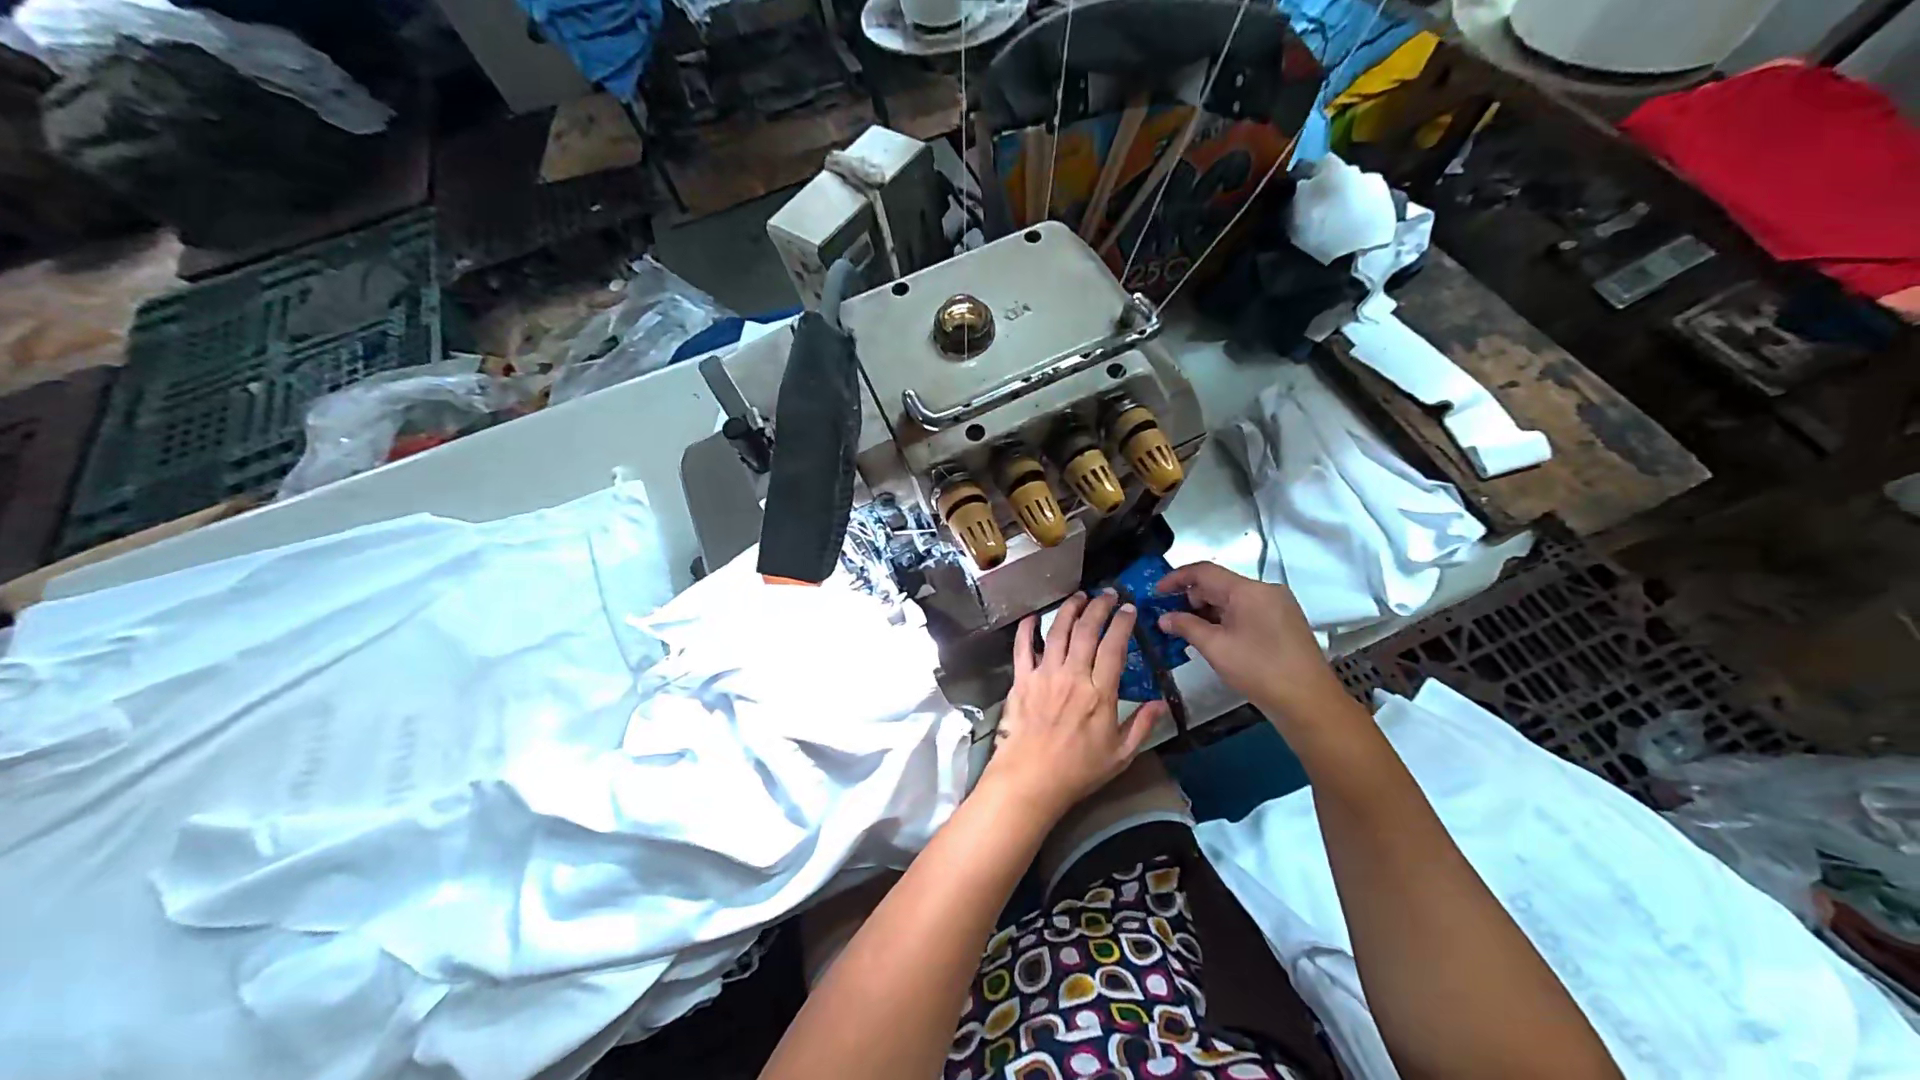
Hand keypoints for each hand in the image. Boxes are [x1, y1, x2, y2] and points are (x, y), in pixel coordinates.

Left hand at [982, 592, 1165, 823]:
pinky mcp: (1022, 680)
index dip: (1123, 623)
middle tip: (1107, 595)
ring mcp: (1044, 675)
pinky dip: (1028, 629)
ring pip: (1057, 631)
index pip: (1114, 646)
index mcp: (1100, 692)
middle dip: (1099, 607)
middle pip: (1086, 630)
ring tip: (1079, 597)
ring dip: (1069, 610)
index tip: (1129, 609)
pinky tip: (1033, 617)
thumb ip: (1142, 725)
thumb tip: (1161, 703)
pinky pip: (1023, 647)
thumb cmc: (1078, 770)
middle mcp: (1072, 676)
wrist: (1030, 779)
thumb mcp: (1120, 754)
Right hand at [1156, 562, 1348, 724]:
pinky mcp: (1284, 622)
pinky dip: (1226, 619)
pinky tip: (1214, 637)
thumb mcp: (1215, 648)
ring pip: (1233, 599)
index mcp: (1248, 590)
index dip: (1176, 578)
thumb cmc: (1259, 670)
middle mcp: (1266, 590)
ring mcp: (1278, 606)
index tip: (1155, 592)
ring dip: (1208, 611)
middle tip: (1169, 618)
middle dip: (1191, 598)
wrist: (1309, 702)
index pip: (1204, 571)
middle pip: (1219, 584)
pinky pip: (1247, 611)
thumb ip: (1186, 626)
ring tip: (1187, 631)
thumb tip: (1164, 617)